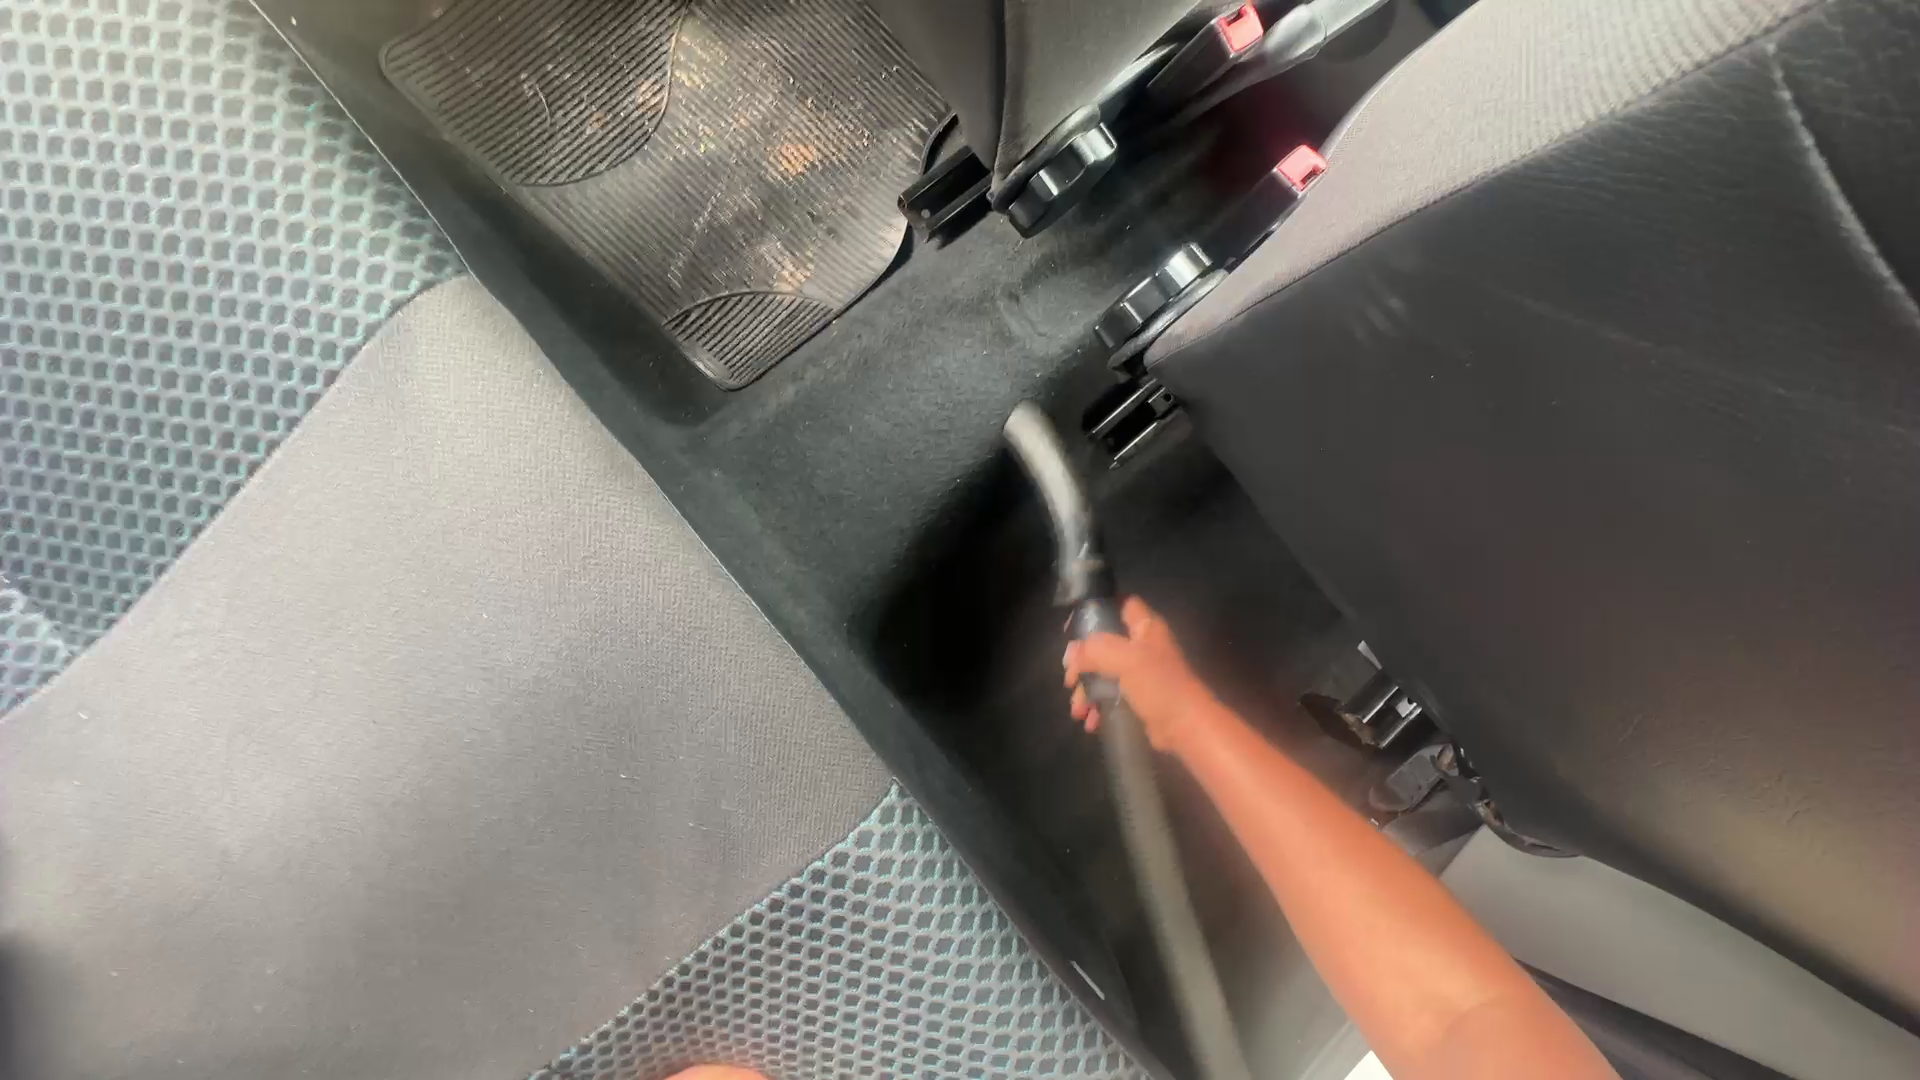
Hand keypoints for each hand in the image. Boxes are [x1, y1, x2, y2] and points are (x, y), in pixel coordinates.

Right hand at [1063, 597, 1219, 752]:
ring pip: (1104, 674)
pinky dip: (1098, 708)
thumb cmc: (1160, 686)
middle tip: (1070, 679)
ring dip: (1086, 691)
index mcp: (1146, 629)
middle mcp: (1143, 647)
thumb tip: (1070, 653)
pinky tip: (1090, 722)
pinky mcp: (1138, 700)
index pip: (1122, 604)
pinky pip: (1110, 698)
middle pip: (1104, 644)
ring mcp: (1140, 675)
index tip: (1073, 626)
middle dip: (1083, 663)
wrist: (1187, 729)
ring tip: (1079, 710)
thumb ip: (1094, 650)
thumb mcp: (1126, 659)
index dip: (1098, 609)